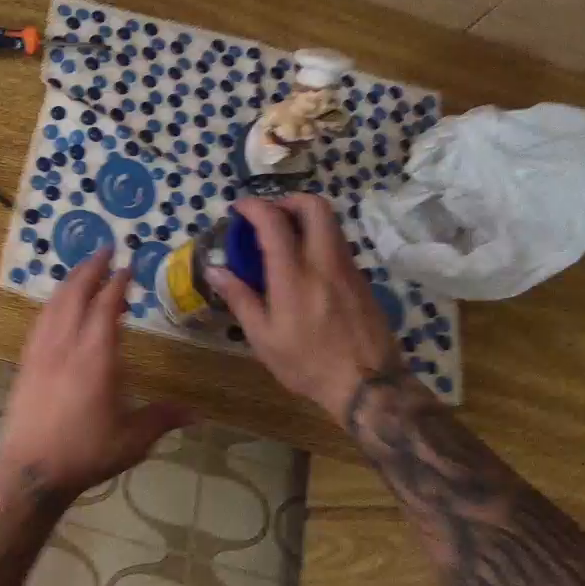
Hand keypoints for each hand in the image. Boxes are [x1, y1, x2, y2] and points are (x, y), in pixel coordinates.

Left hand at [0, 249, 194, 497]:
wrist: (30, 470)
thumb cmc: (85, 453)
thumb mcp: (132, 439)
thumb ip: (162, 418)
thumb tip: (195, 414)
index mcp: (95, 358)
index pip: (106, 307)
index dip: (118, 283)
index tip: (129, 266)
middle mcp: (65, 345)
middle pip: (75, 294)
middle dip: (91, 268)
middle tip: (105, 250)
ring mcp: (41, 352)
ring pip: (53, 304)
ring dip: (70, 281)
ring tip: (84, 270)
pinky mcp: (26, 362)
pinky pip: (40, 321)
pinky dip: (52, 304)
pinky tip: (57, 306)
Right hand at [208, 195, 403, 425]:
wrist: (369, 385)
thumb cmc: (307, 364)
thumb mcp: (263, 337)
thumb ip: (240, 298)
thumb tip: (215, 270)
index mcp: (294, 276)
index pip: (274, 221)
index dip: (254, 206)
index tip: (238, 209)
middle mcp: (324, 262)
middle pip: (314, 206)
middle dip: (288, 200)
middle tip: (268, 217)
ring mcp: (348, 268)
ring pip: (331, 222)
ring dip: (304, 219)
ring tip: (283, 240)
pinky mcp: (361, 279)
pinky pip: (338, 244)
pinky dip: (317, 240)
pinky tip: (304, 267)